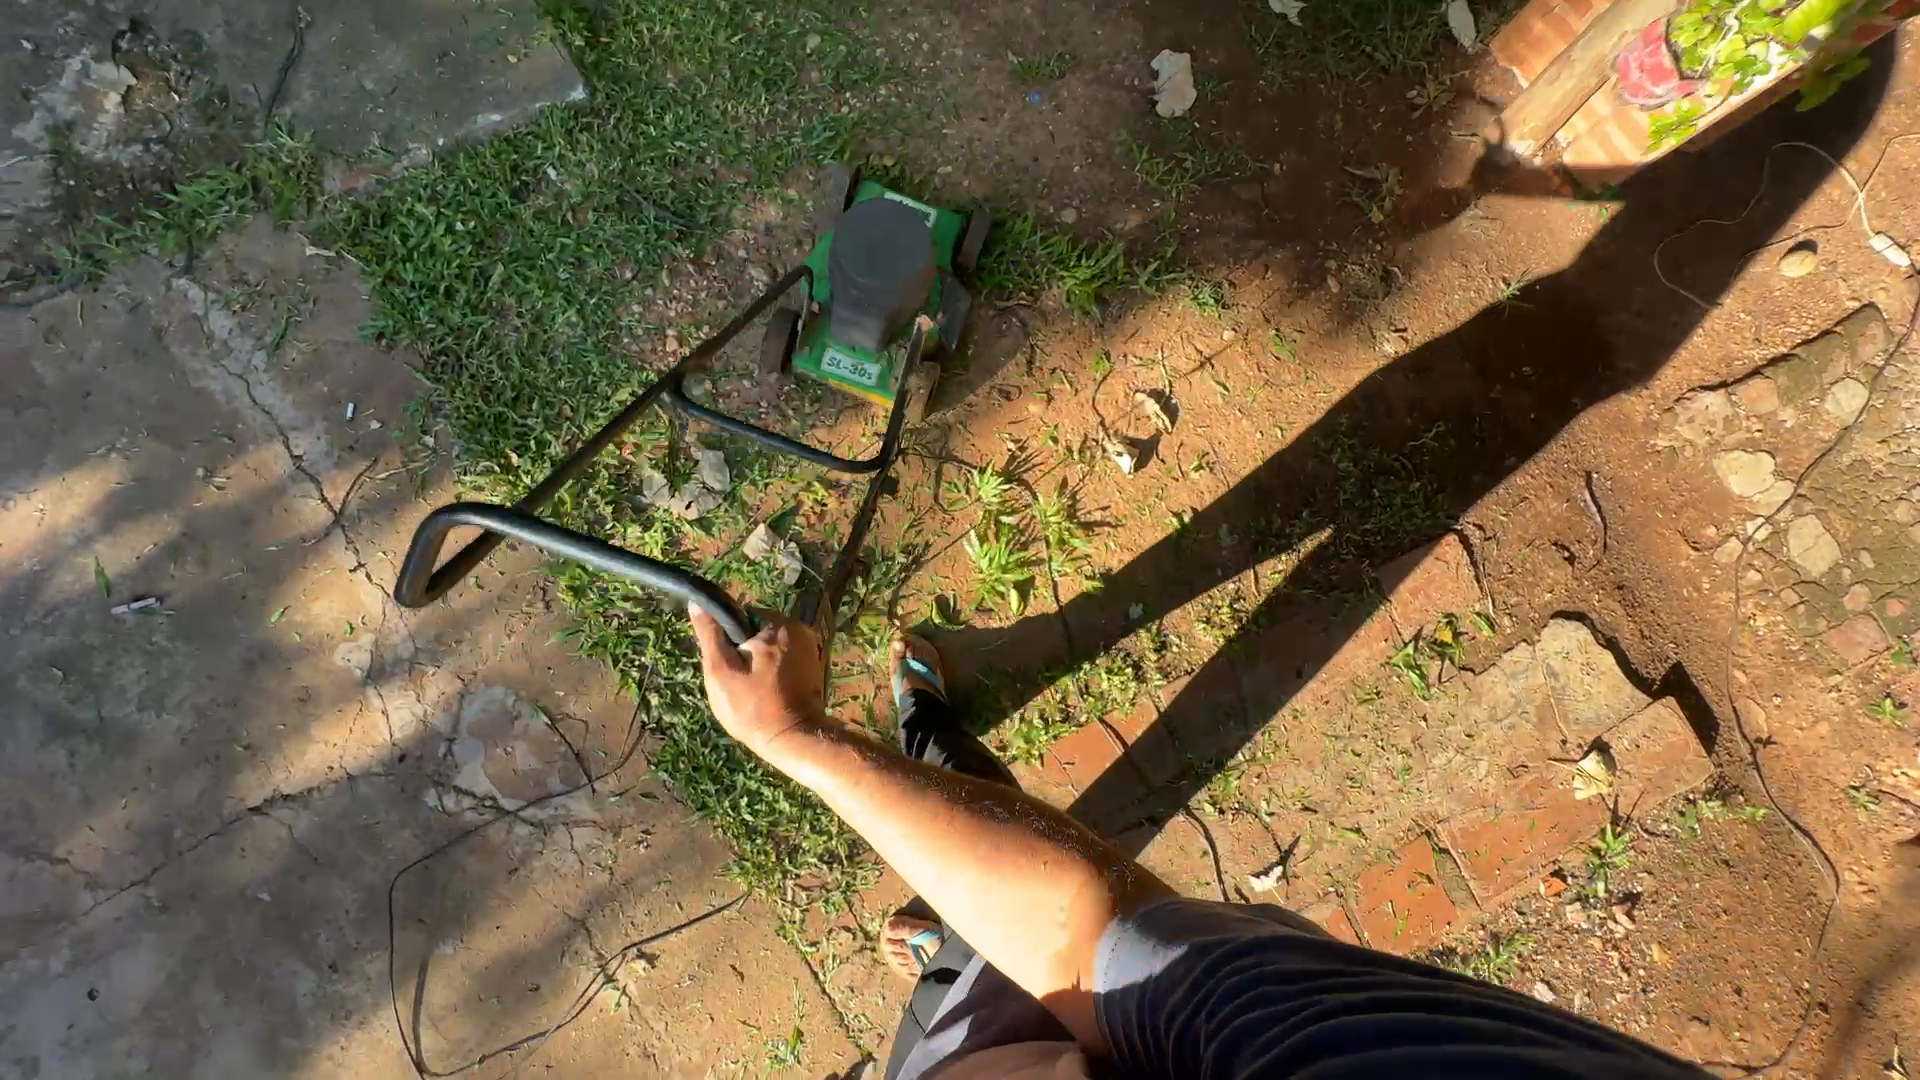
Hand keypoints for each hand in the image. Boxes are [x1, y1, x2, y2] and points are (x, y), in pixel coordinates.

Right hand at [688, 606, 826, 757]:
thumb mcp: (722, 671)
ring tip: (754, 690)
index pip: (741, 617)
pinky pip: (785, 659)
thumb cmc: (752, 707)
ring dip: (759, 664)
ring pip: (771, 647)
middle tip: (739, 682)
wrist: (792, 738)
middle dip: (744, 654)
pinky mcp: (815, 664)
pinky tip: (769, 693)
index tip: (727, 665)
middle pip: (757, 632)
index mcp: (778, 624)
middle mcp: (799, 629)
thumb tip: (697, 603)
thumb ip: (710, 635)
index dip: (728, 641)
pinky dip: (774, 672)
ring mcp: (811, 647)